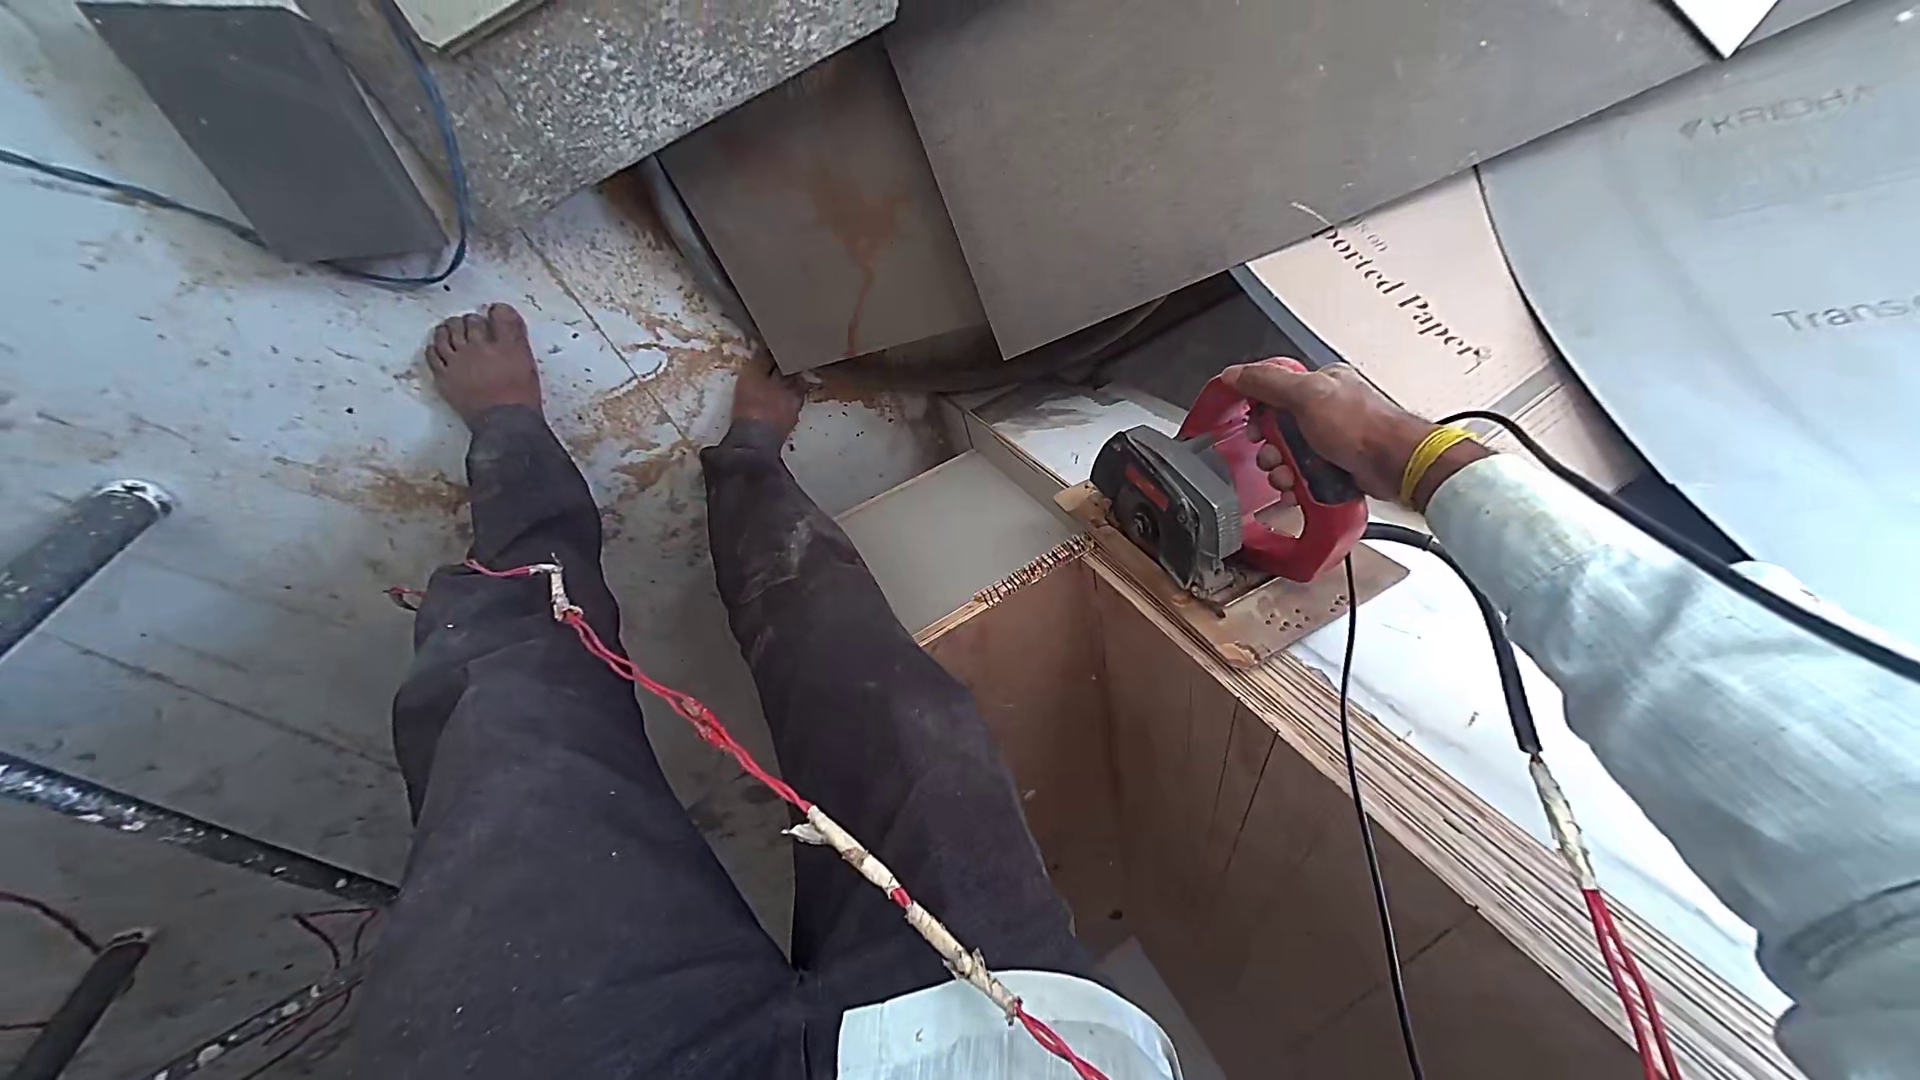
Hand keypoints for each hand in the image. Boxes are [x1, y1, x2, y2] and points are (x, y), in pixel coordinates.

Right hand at [1219, 359, 1487, 509]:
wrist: (1395, 467)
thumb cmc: (1365, 428)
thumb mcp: (1307, 396)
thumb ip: (1267, 382)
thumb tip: (1235, 374)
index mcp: (1319, 384)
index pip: (1271, 390)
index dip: (1257, 411)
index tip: (1255, 425)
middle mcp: (1323, 410)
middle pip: (1274, 429)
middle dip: (1269, 447)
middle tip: (1274, 452)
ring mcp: (1327, 439)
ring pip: (1284, 455)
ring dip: (1280, 469)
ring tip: (1290, 473)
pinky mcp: (1330, 465)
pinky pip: (1298, 474)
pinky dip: (1293, 483)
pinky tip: (1297, 486)